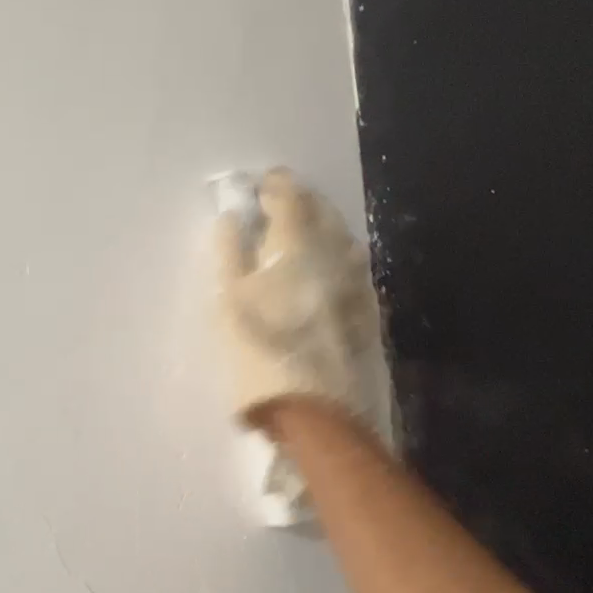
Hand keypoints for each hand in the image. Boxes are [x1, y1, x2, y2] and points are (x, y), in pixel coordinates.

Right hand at [212, 168, 386, 432]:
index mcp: (295, 243)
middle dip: (300, 201)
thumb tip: (233, 217)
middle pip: (321, 211)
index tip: (260, 186)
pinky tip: (328, 269)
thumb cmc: (257, 351)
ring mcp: (354, 282)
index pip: (290, 195)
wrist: (309, 408)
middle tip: (277, 205)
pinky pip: (353, 268)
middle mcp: (332, 253)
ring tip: (301, 234)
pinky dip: (338, 258)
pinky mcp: (364, 309)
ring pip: (341, 238)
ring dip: (322, 226)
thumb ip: (230, 252)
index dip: (275, 184)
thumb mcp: (228, 300)